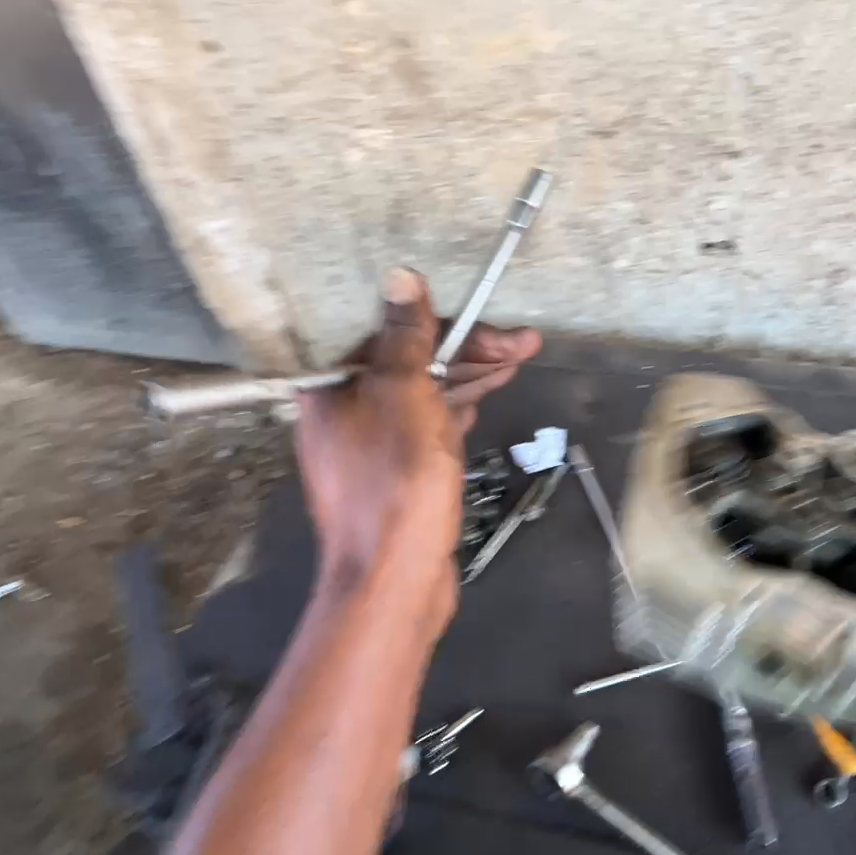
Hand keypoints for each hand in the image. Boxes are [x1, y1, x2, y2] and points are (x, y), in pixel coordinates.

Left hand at [294, 267, 538, 605]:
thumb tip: (400, 275)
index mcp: (331, 385)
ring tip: (520, 358)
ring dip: (471, 375)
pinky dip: (456, 408)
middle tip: (524, 342)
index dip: (445, 323)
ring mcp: (370, 442)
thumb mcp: (405, 396)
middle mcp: (344, 409)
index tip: (493, 324)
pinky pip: (426, 424)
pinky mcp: (394, 470)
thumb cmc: (396, 482)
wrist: (393, 579)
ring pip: (424, 392)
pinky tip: (486, 393)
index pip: (390, 332)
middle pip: (410, 361)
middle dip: (469, 349)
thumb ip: (406, 337)